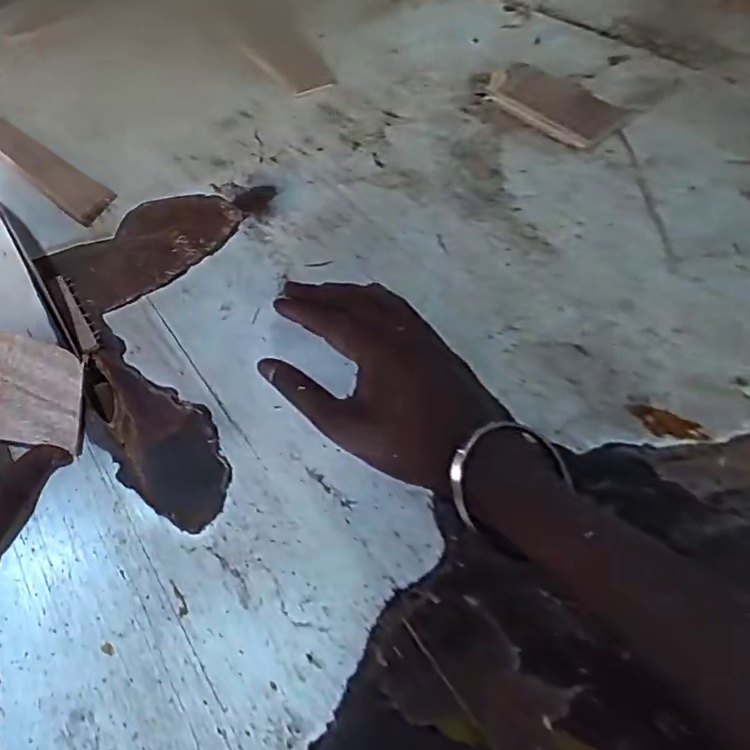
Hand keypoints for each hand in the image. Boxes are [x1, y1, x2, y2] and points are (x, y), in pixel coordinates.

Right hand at [257, 282, 509, 492]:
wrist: (481, 460)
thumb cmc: (406, 444)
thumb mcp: (342, 425)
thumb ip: (301, 392)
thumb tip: (267, 365)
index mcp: (378, 352)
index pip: (332, 320)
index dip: (303, 310)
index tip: (279, 303)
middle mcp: (402, 338)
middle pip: (357, 303)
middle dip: (322, 294)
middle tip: (292, 289)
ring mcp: (425, 341)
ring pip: (383, 302)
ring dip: (349, 293)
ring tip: (325, 292)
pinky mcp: (438, 349)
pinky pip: (401, 311)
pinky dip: (375, 301)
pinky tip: (369, 308)